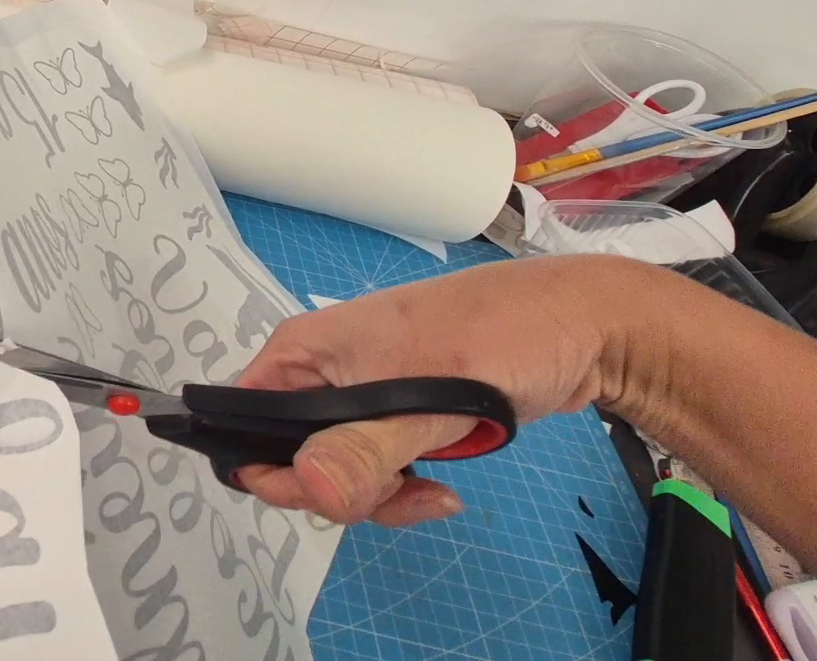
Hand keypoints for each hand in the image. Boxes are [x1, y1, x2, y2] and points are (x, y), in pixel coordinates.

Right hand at [233, 254, 650, 527]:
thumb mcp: (422, 400)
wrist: (575, 325)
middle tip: (393, 490)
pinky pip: (369, 463)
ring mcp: (353, 395)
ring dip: (375, 492)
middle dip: (335, 486)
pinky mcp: (391, 414)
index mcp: (298, 354)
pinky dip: (398, 485)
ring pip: (331, 464)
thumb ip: (361, 448)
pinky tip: (439, 488)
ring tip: (430, 490)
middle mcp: (314, 373)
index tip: (324, 496)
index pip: (245, 417)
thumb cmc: (488, 340)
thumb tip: (309, 489)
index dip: (267, 464)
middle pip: (288, 449)